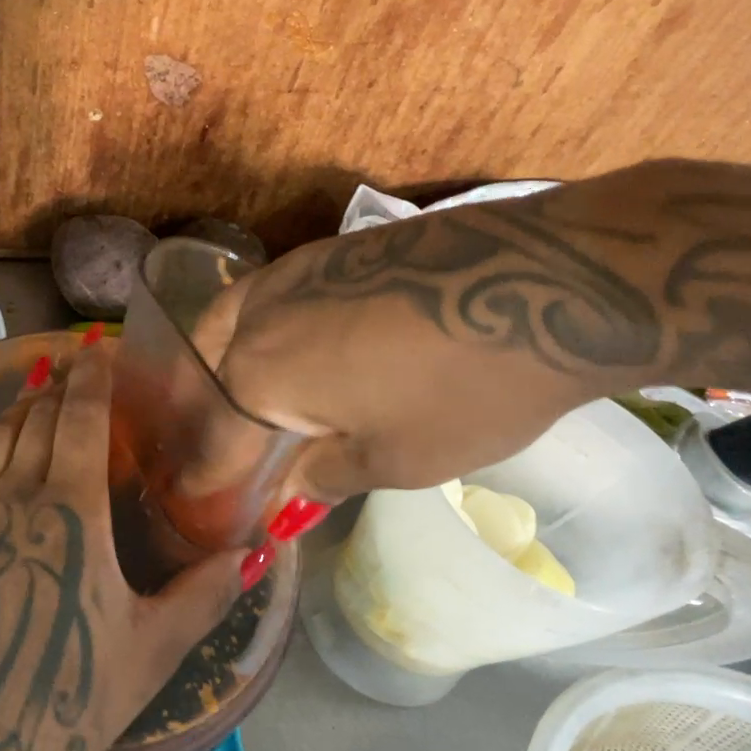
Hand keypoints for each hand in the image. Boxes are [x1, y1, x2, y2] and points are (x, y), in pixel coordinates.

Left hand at [0, 340, 249, 750]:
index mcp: (74, 510)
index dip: (92, 380)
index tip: (98, 348)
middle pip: (39, 424)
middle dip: (58, 388)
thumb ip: (204, 592)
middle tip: (72, 364)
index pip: (83, 421)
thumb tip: (257, 552)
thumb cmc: (75, 695)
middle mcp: (17, 497)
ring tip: (29, 387)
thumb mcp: (155, 646)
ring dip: (13, 410)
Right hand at [194, 160, 750, 500]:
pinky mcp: (326, 250)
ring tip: (247, 394)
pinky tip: (295, 343)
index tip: (202, 500)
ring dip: (227, 361)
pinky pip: (269, 296)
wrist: (548, 282)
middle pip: (209, 371)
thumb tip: (290, 489)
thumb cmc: (466, 390)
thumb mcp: (398, 459)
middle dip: (209, 413)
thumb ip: (326, 474)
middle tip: (229, 446)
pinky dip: (264, 326)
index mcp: (255, 375)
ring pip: (230, 322)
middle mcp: (254, 318)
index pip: (216, 437)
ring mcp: (289, 273)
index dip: (209, 476)